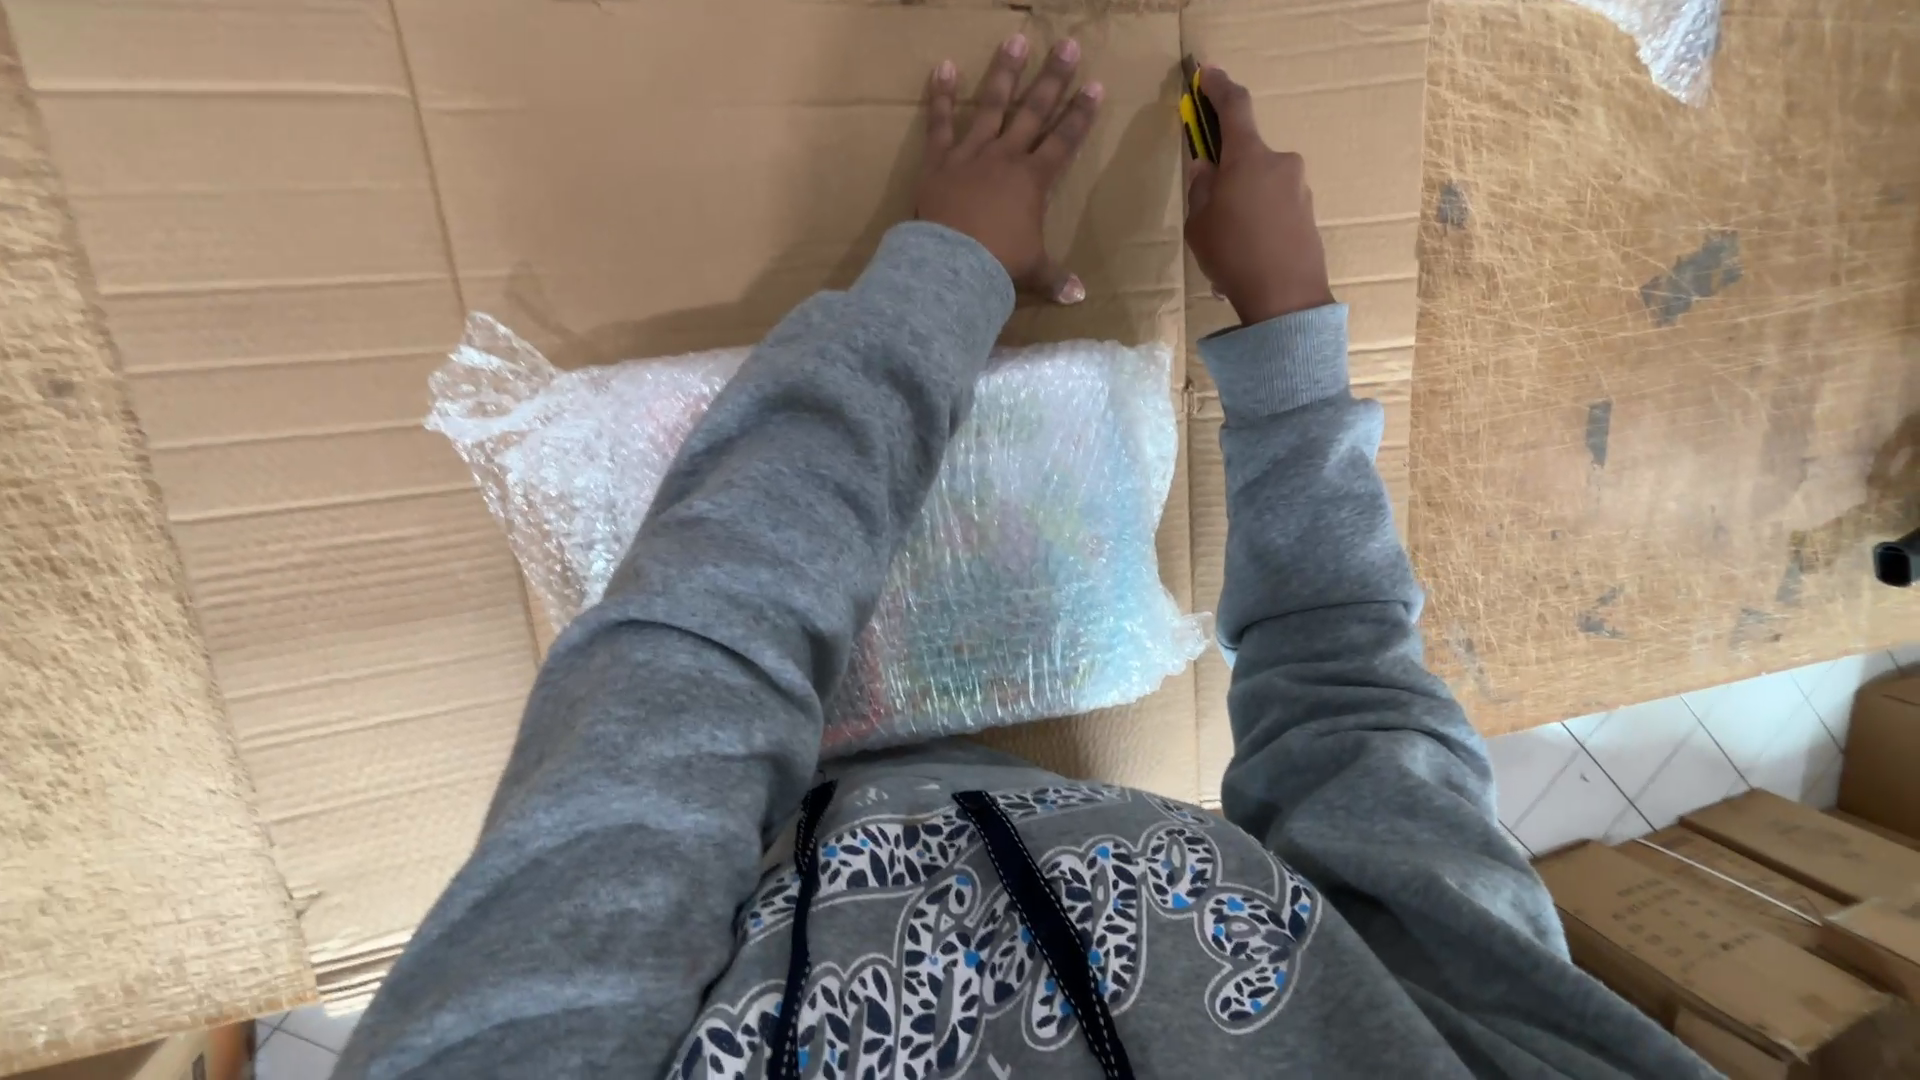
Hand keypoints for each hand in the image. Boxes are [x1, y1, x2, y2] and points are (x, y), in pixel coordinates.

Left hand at [916, 35, 1103, 303]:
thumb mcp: (1032, 272)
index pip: (1064, 141)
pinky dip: (941, 96)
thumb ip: (1055, 278)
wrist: (953, 265)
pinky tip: (944, 67)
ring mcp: (971, 155)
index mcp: (1033, 182)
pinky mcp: (939, 161)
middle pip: (1034, 112)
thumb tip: (1079, 297)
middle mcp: (1006, 158)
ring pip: (991, 106)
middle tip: (1067, 45)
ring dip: (1005, 73)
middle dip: (1053, 79)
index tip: (1095, 86)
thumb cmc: (998, 266)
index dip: (1080, 115)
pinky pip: (940, 123)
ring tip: (1015, 40)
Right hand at [1184, 66, 1334, 325]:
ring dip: (1240, 205)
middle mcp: (1280, 162)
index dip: (1217, 88)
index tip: (1206, 74)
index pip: (1235, 106)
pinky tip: (1243, 259)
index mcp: (1248, 157)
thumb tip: (1205, 167)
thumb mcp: (1199, 224)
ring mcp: (1299, 188)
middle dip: (1226, 175)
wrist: (1285, 298)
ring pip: (1259, 186)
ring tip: (1224, 248)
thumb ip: (1200, 188)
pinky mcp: (1307, 213)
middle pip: (1246, 156)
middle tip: (1207, 210)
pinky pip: (1272, 210)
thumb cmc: (1233, 255)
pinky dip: (1255, 225)